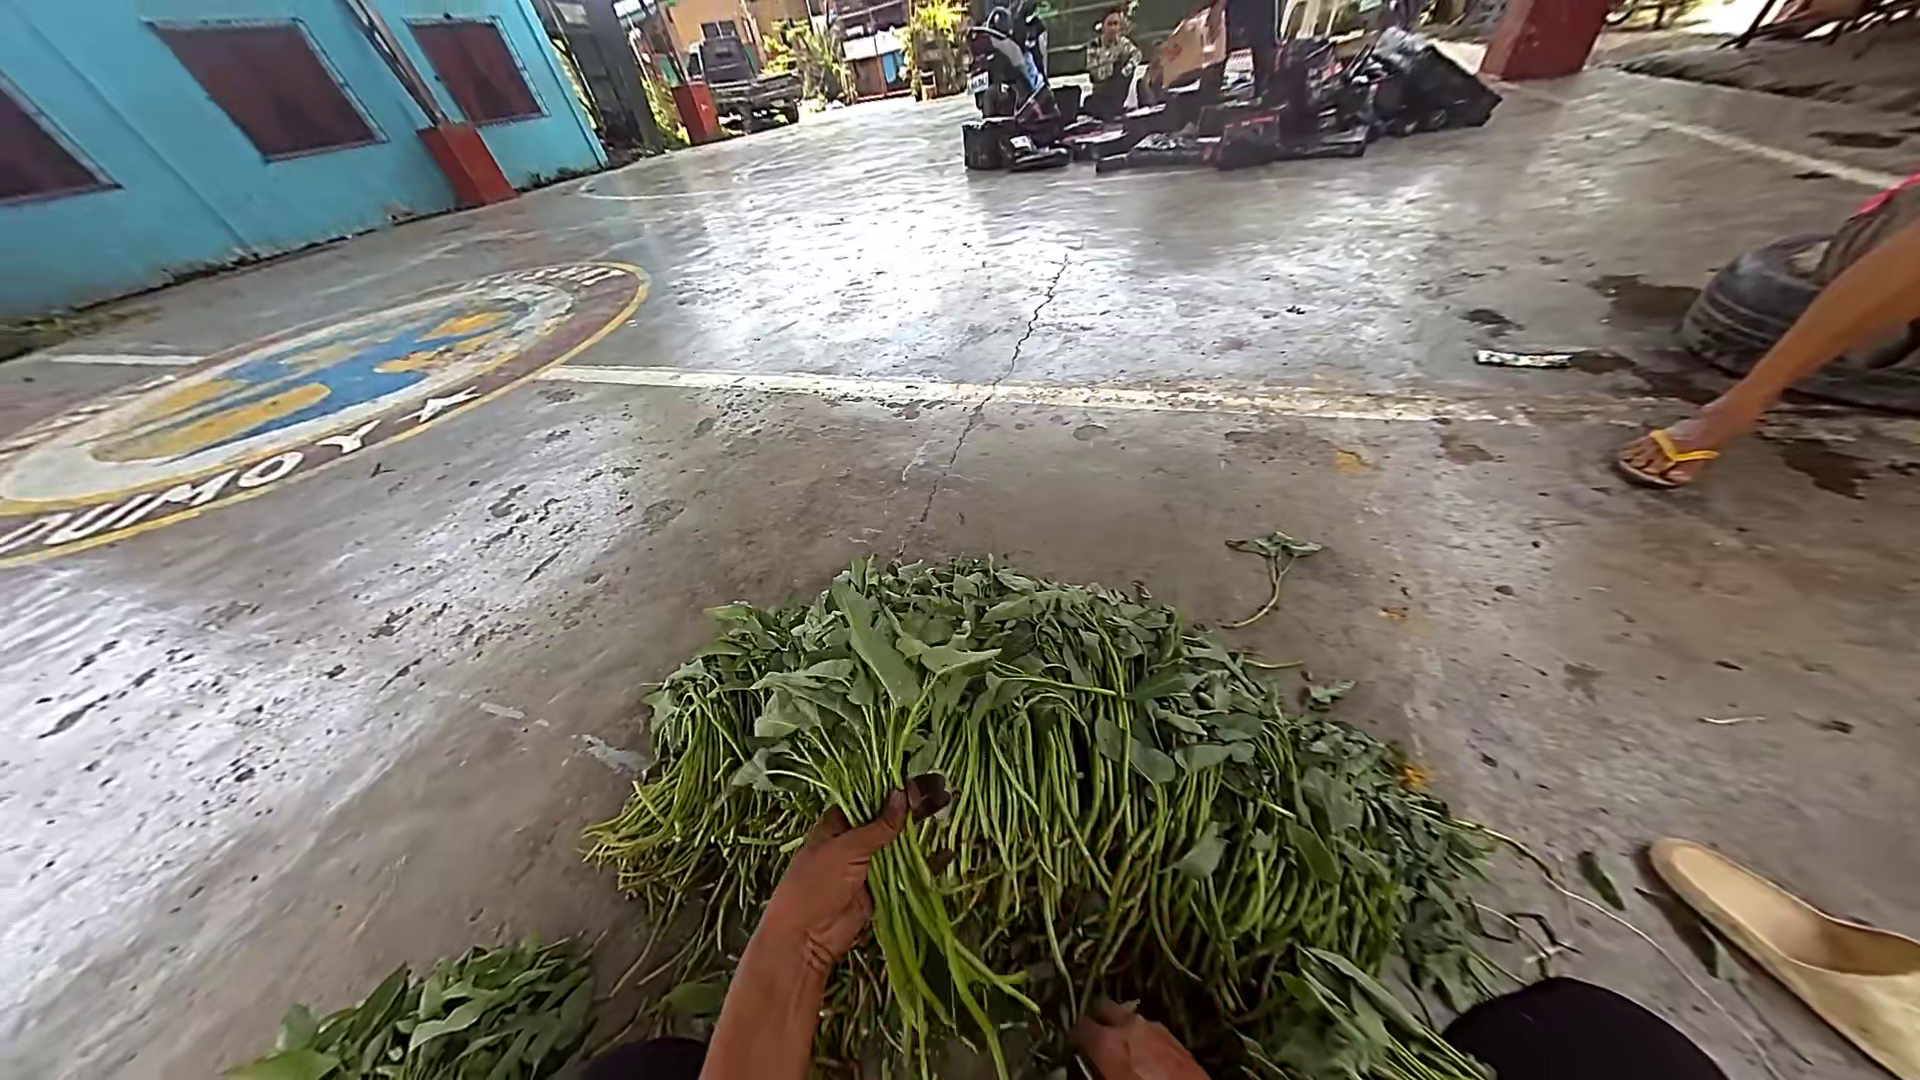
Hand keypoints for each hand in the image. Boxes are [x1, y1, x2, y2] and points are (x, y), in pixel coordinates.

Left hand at [757, 776, 949, 974]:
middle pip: (891, 815)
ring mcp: (871, 862)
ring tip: (948, 805)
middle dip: (915, 803)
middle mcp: (857, 837)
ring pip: (902, 840)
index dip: (896, 785)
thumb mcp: (847, 848)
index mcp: (841, 820)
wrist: (805, 940)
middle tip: (943, 788)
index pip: (872, 795)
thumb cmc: (816, 883)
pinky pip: (908, 869)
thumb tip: (903, 793)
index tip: (922, 777)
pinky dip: (927, 861)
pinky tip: (946, 849)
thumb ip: (879, 825)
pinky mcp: (883, 886)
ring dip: (923, 825)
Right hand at [1073, 1000, 1209, 1079]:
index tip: (1072, 1045)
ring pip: (1126, 1016)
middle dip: (1095, 1018)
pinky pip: (1147, 1028)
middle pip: (1103, 1007)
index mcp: (1108, 1042)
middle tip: (1092, 1038)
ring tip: (1120, 1048)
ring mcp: (1153, 1027)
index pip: (1079, 1027)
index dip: (1073, 1036)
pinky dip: (1139, 1035)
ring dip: (1119, 1026)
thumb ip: (1096, 1072)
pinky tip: (1143, 1055)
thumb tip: (1089, 1065)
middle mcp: (1128, 1025)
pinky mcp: (1173, 1037)